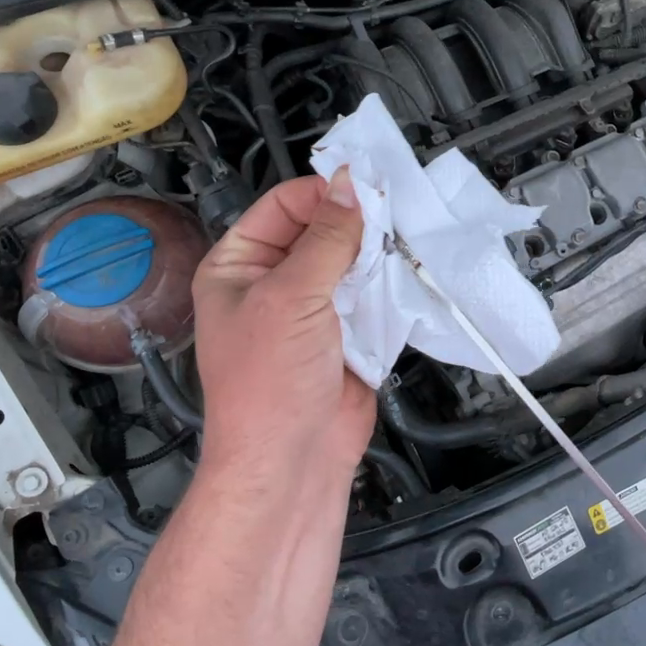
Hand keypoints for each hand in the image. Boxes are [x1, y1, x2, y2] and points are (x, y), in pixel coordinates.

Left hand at [190, 169, 371, 479]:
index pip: (283, 207)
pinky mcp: (347, 334)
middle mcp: (274, 283)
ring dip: (377, 255)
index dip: (322, 193)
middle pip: (323, 231)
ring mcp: (313, 309)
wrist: (292, 460)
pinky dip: (390, 286)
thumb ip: (326, 240)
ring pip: (353, 263)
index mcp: (238, 266)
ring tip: (402, 243)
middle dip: (356, 224)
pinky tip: (407, 275)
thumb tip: (348, 188)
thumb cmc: (264, 388)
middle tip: (393, 212)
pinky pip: (373, 296)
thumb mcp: (291, 298)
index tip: (364, 185)